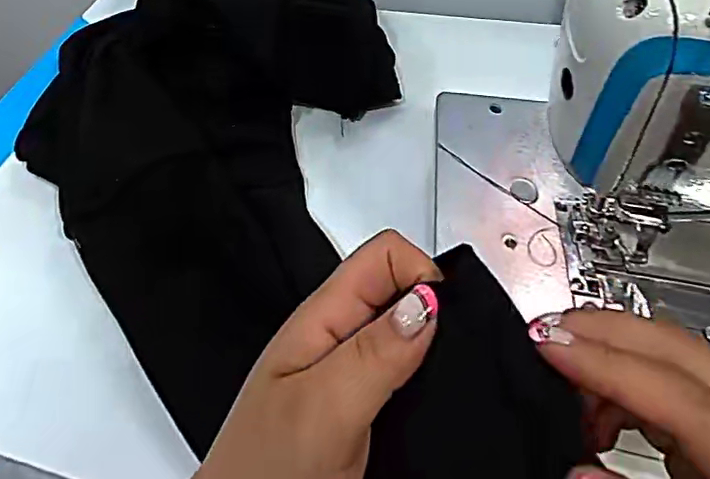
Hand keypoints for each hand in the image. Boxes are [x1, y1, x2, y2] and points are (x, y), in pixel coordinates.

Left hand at [195, 230, 441, 478]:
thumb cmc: (263, 472)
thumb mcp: (321, 408)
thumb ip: (373, 353)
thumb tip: (425, 300)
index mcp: (323, 316)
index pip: (384, 253)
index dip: (421, 272)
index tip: (441, 319)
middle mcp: (338, 335)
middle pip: (399, 287)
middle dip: (432, 308)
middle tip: (446, 355)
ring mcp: (350, 372)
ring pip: (407, 331)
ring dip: (432, 346)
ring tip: (442, 381)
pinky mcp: (364, 409)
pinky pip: (406, 373)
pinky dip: (427, 380)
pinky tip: (430, 404)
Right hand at [530, 308, 709, 478]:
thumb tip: (577, 471)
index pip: (683, 394)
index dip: (608, 364)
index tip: (547, 343)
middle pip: (684, 352)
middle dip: (607, 331)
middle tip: (545, 333)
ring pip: (685, 360)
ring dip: (619, 357)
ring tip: (571, 387)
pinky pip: (690, 389)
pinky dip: (641, 387)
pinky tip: (612, 416)